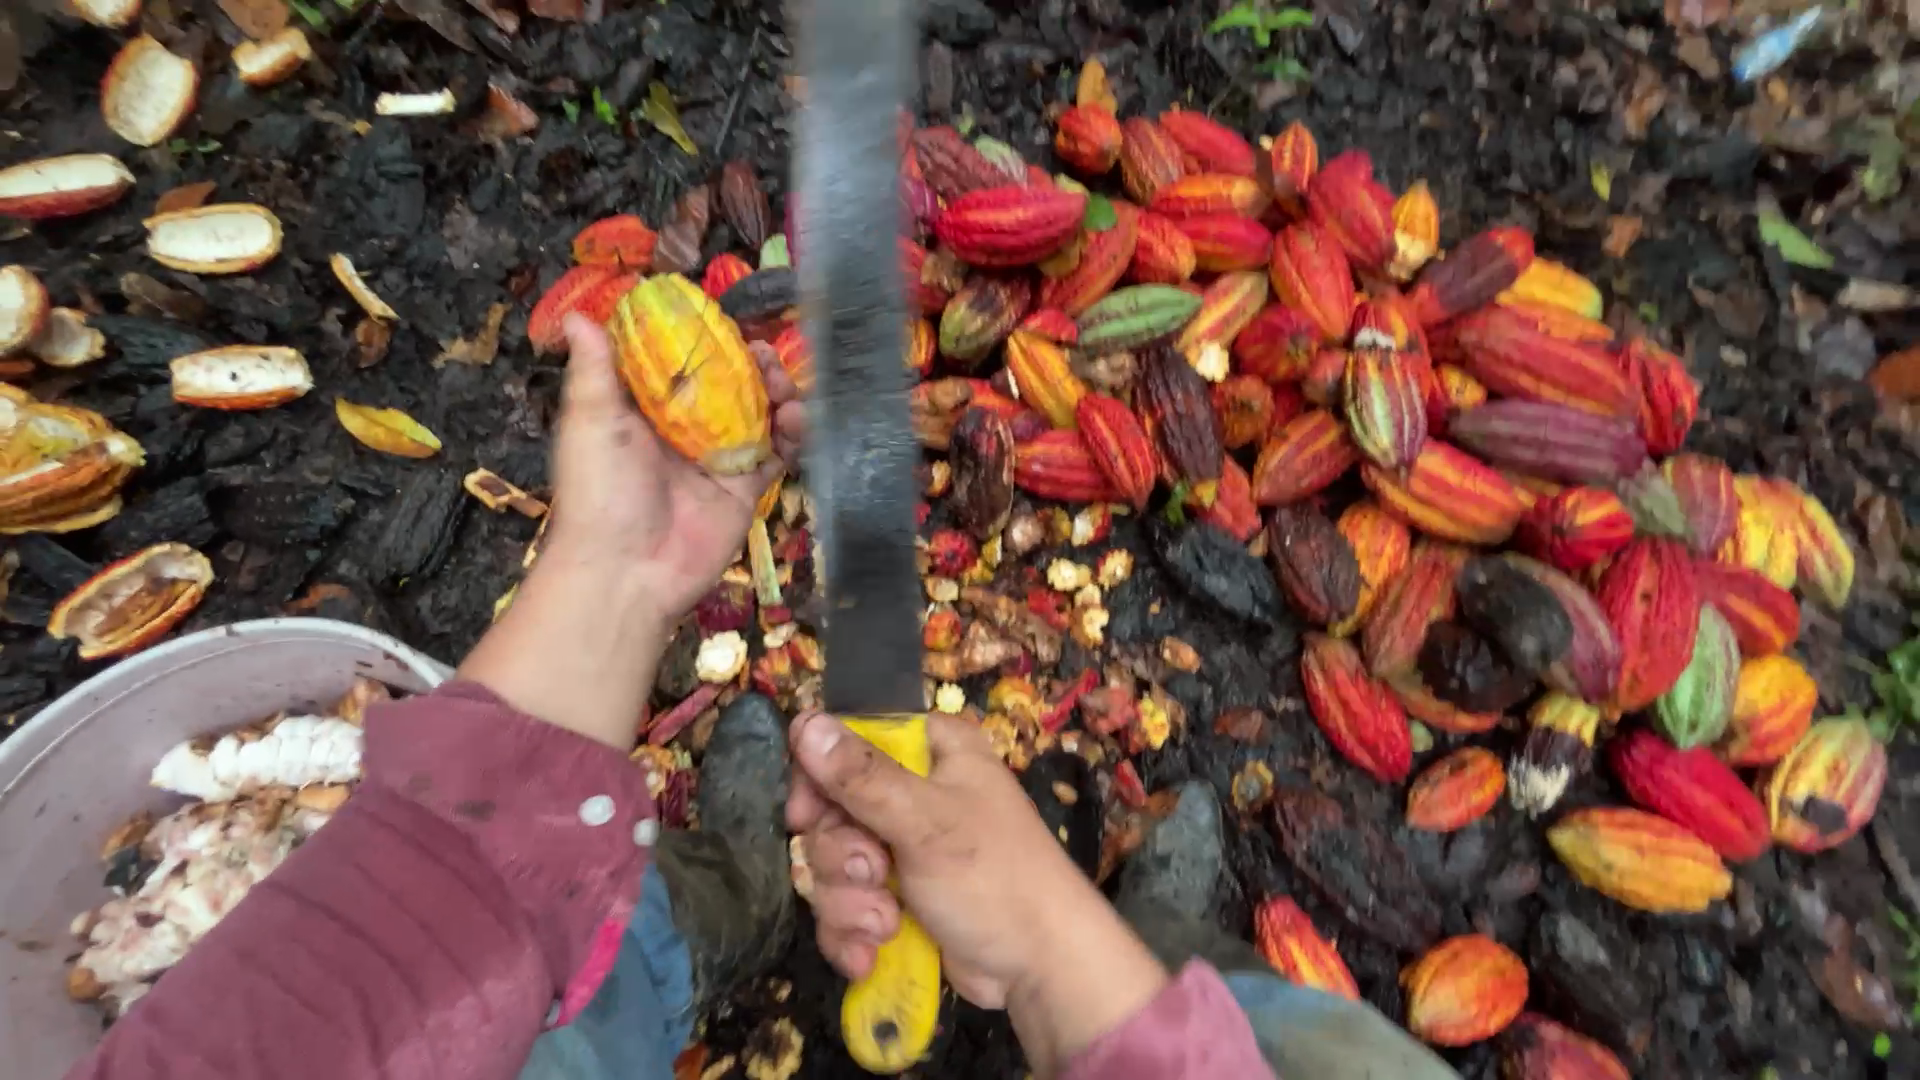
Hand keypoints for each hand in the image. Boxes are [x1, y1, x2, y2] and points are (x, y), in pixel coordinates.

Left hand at [540, 313, 806, 617]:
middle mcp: (685, 432)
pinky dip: (791, 435)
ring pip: (758, 416)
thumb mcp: (591, 422)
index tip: (726, 322)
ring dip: (776, 394)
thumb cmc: (601, 490)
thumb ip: (596, 370)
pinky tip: (796, 418)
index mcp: (646, 412)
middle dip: (750, 366)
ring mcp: (719, 460)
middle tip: (765, 352)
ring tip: (783, 382)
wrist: (628, 569)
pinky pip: (776, 455)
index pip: (682, 366)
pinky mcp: (746, 489)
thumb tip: (578, 314)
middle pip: (728, 388)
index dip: (706, 343)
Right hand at [787, 712, 1168, 1075]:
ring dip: (850, 901)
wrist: (1038, 967)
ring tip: (885, 923)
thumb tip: (804, 723)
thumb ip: (861, 776)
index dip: (818, 775)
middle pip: (832, 806)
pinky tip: (872, 953)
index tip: (806, 814)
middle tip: (873, 874)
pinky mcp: (896, 894)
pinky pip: (845, 903)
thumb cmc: (993, 875)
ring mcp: (903, 844)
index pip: (849, 738)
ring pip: (833, 860)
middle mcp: (914, 787)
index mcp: (931, 748)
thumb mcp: (925, 820)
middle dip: (843, 855)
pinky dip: (852, 931)